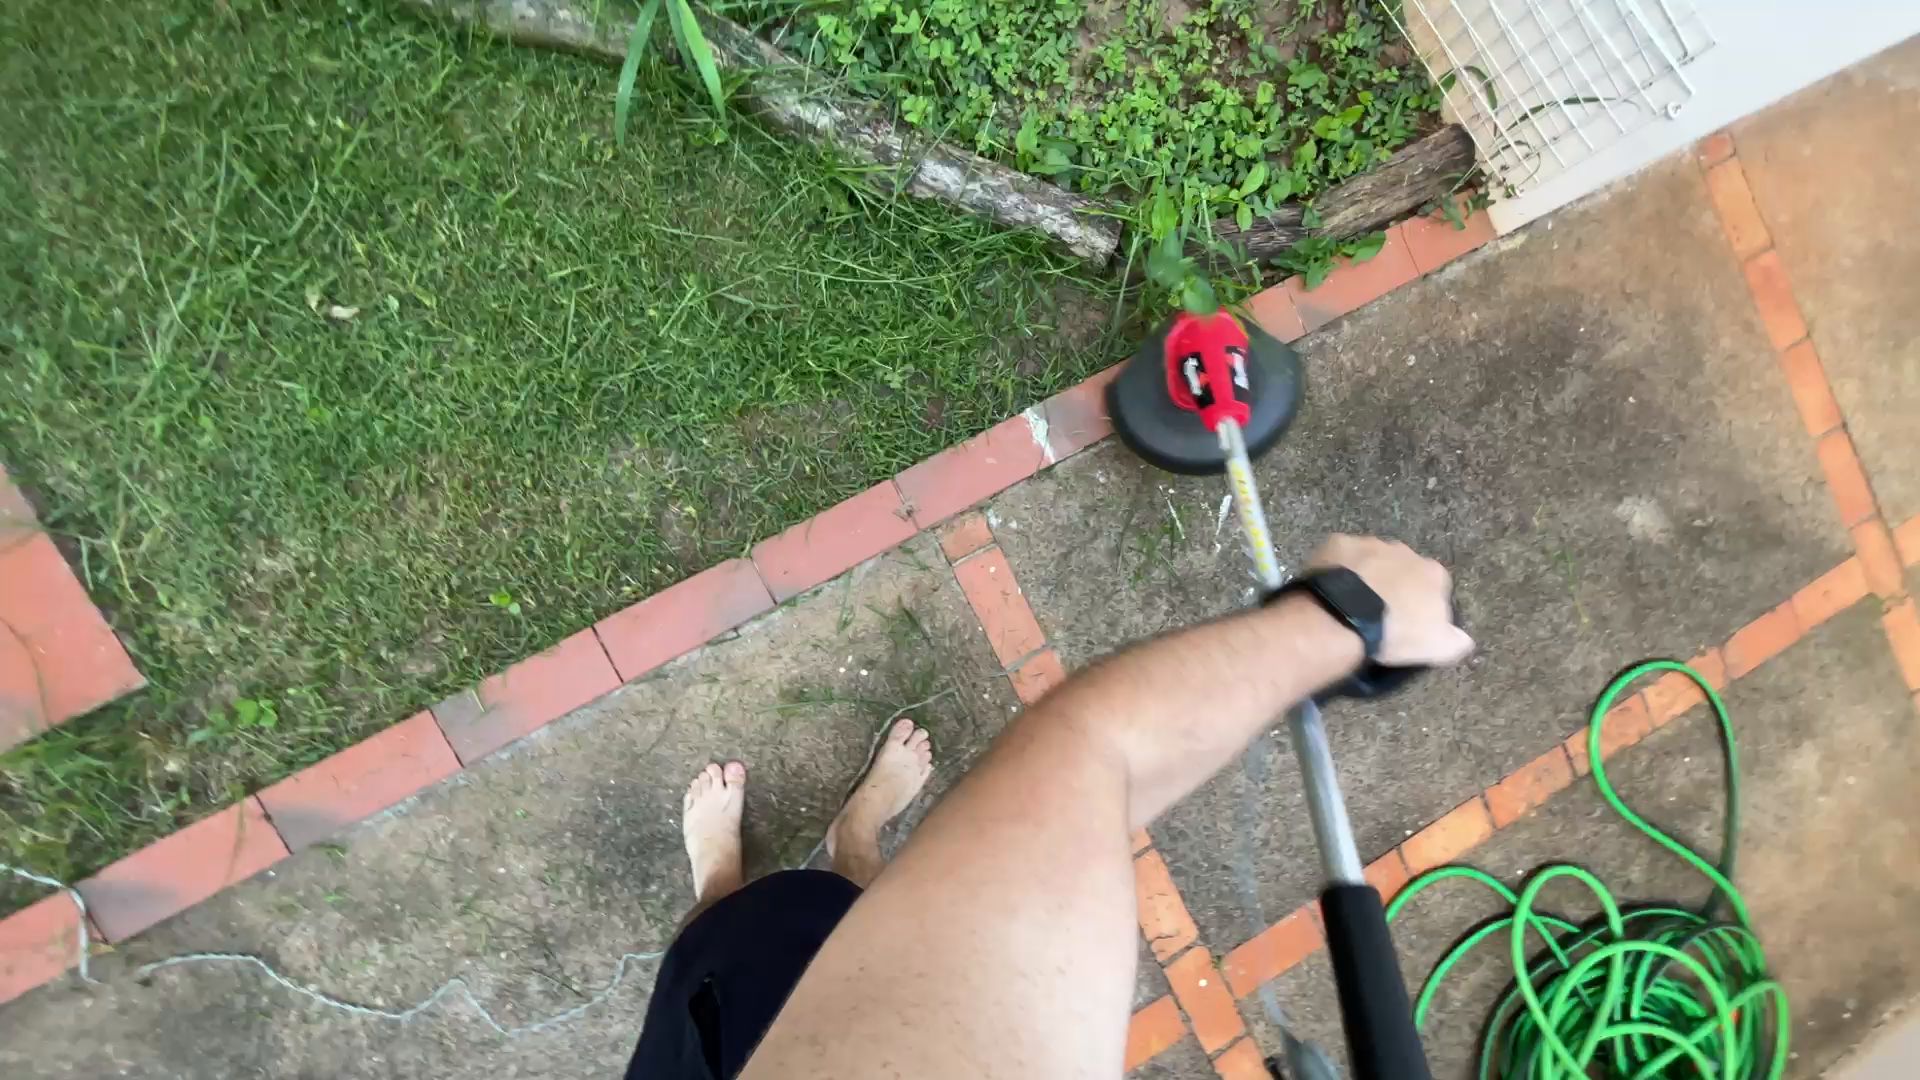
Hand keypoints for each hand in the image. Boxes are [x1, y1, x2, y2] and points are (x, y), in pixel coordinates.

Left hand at [1308, 534, 1473, 666]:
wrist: (1345, 617)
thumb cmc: (1395, 633)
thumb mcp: (1438, 647)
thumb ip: (1455, 639)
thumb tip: (1461, 638)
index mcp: (1433, 573)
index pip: (1433, 583)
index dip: (1419, 600)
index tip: (1405, 617)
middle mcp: (1404, 551)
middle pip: (1400, 566)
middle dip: (1391, 582)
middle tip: (1375, 607)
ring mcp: (1369, 544)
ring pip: (1369, 556)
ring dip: (1363, 572)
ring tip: (1348, 597)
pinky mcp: (1336, 543)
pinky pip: (1338, 554)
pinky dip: (1335, 565)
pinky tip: (1328, 583)